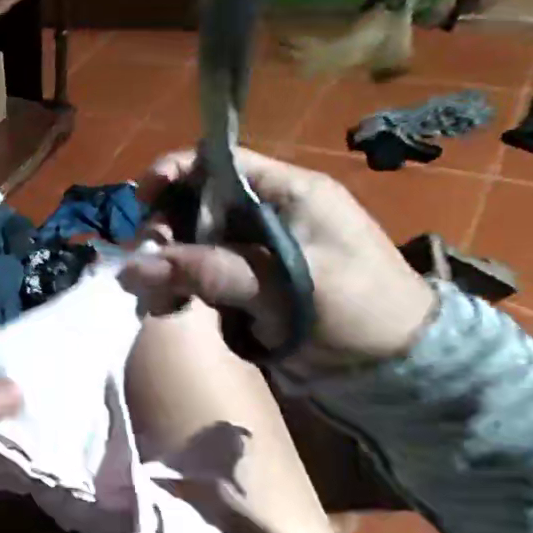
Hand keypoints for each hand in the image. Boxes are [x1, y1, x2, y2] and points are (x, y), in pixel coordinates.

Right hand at [122, 148, 438, 362]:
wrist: (398, 369)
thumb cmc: (359, 310)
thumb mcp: (288, 286)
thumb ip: (214, 272)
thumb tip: (134, 267)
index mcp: (289, 193)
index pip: (221, 163)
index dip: (177, 171)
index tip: (142, 197)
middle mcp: (266, 215)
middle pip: (197, 204)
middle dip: (165, 229)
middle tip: (144, 264)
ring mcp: (255, 252)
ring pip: (193, 244)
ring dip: (168, 265)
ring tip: (153, 296)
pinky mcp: (248, 285)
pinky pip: (201, 277)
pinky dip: (180, 289)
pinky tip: (169, 308)